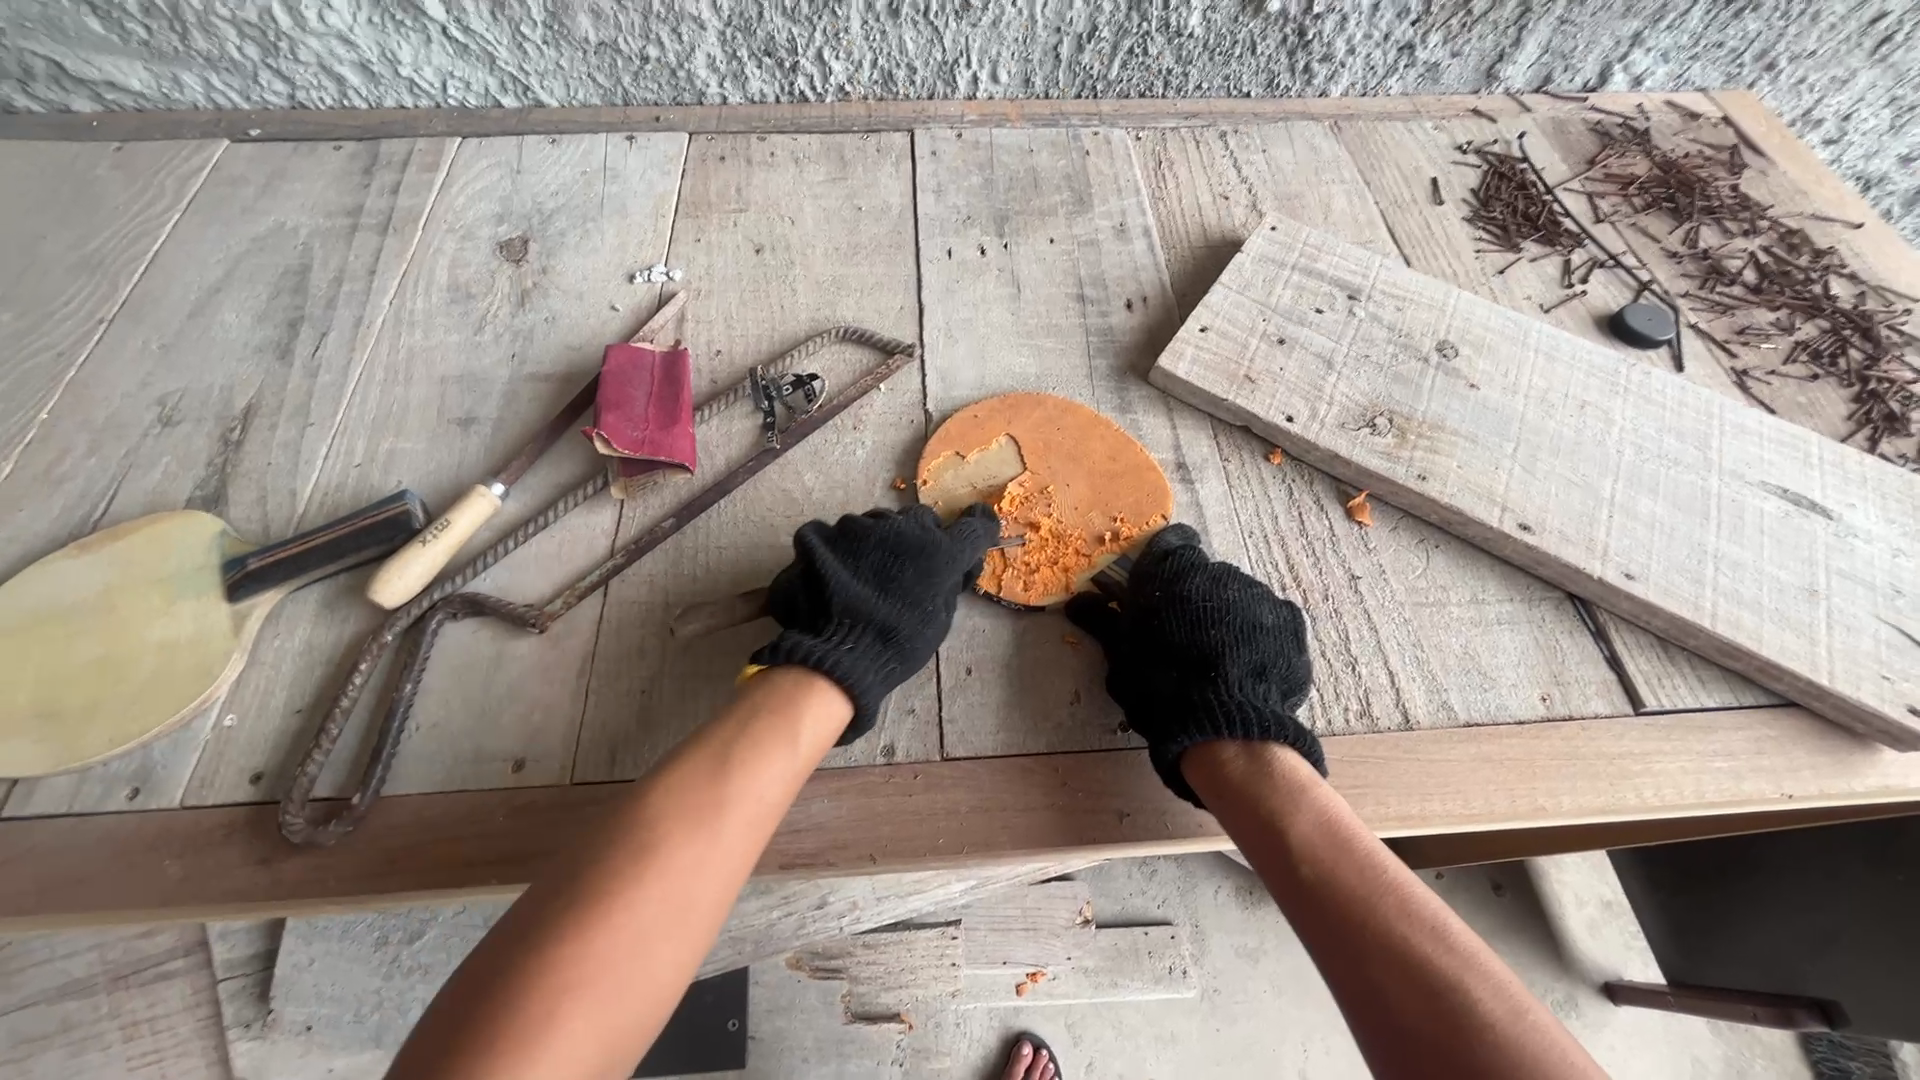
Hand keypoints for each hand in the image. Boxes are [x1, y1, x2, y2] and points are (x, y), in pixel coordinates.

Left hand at [751, 503, 999, 743]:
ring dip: (878, 542)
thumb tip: (957, 566)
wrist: (834, 656)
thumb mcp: (938, 619)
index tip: (979, 523)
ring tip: (864, 574)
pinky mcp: (822, 533)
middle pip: (919, 520)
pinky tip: (832, 574)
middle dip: (918, 537)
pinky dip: (839, 550)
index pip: (972, 527)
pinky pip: (838, 534)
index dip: (979, 525)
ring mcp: (859, 526)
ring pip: (877, 524)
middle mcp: (903, 528)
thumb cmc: (895, 646)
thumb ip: (949, 583)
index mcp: (939, 552)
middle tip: (907, 566)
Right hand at [1065, 524, 1320, 806]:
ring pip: (1235, 596)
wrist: (1225, 729)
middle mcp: (1217, 570)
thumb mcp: (1120, 655)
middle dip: (1192, 597)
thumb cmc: (1159, 686)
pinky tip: (1245, 667)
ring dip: (1224, 616)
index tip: (1157, 589)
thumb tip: (1076, 600)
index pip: (1170, 543)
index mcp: (1171, 570)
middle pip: (1202, 574)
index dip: (1163, 562)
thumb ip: (1101, 620)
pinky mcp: (1289, 621)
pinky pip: (1266, 619)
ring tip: (1216, 658)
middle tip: (1181, 635)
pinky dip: (1256, 634)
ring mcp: (1257, 594)